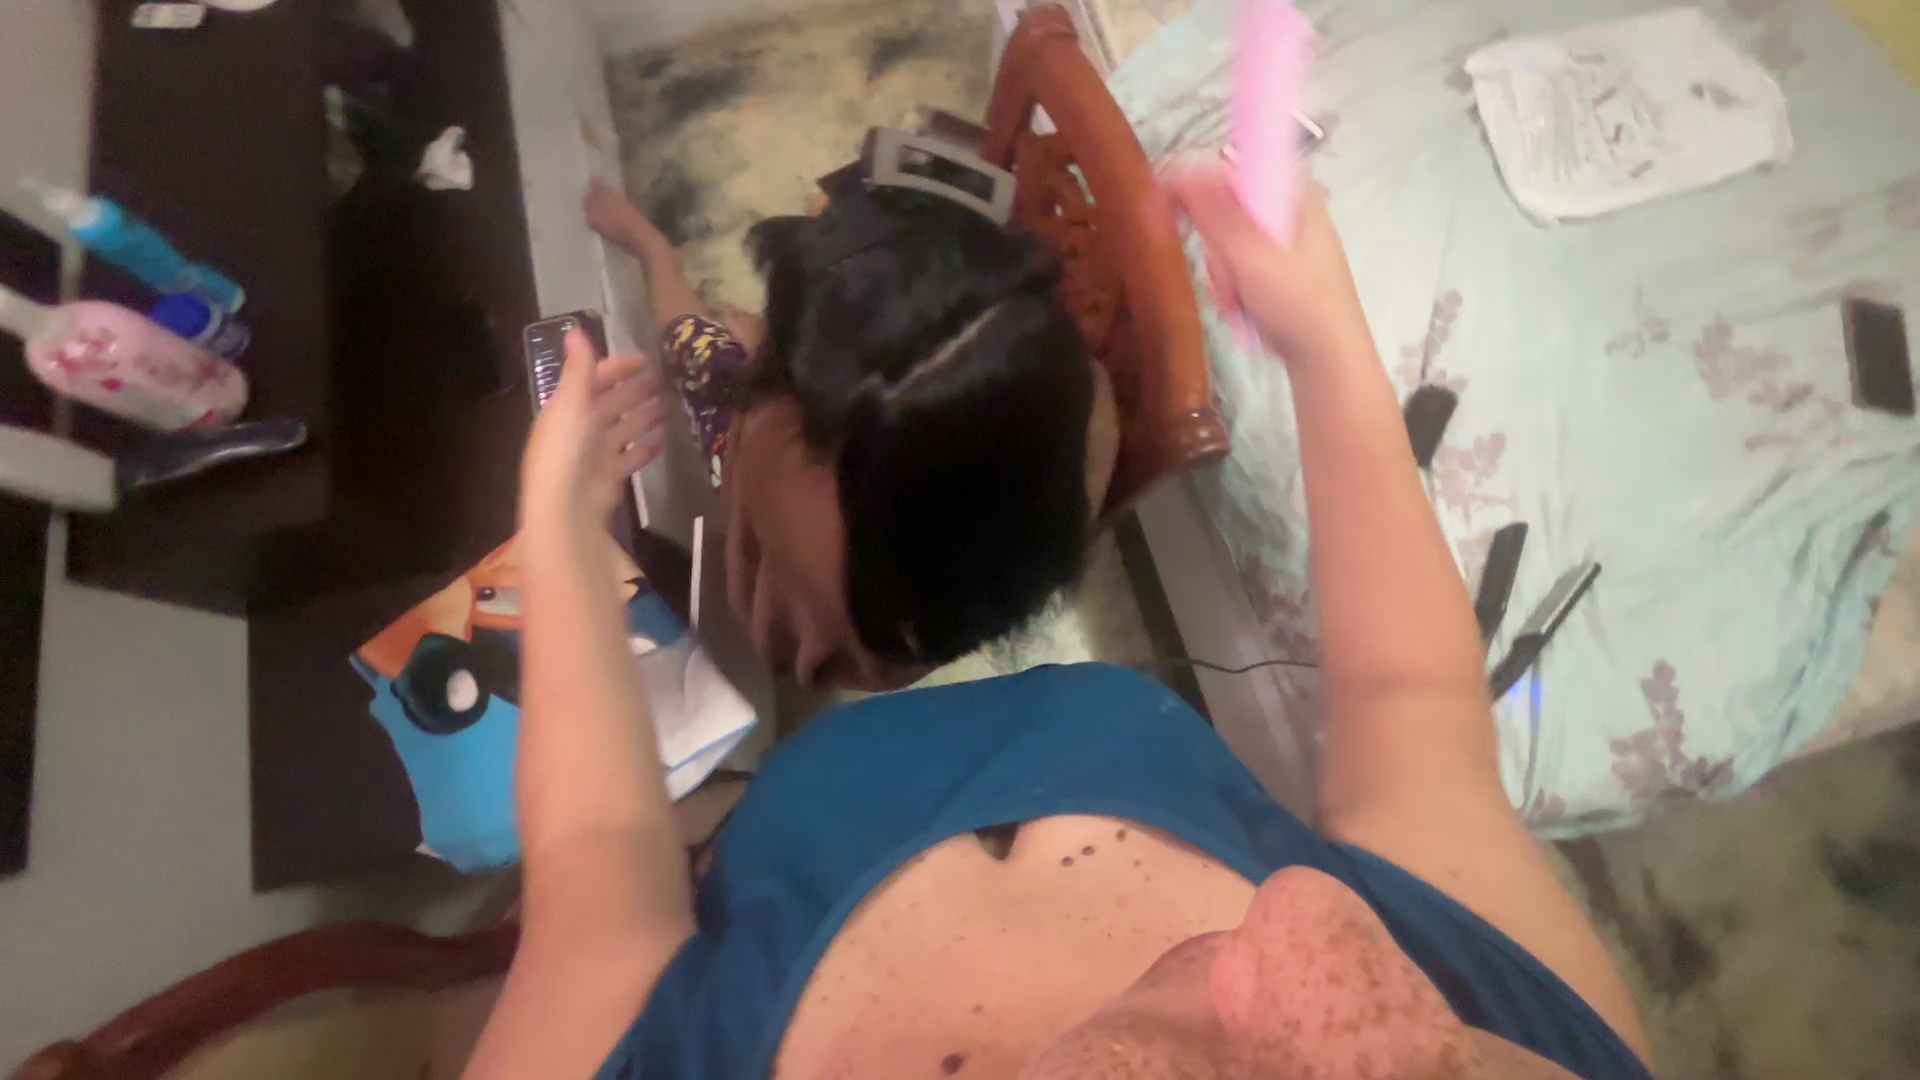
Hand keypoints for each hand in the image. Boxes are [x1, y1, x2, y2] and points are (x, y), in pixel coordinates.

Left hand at [519, 327, 666, 541]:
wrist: (567, 505)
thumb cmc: (568, 450)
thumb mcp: (572, 404)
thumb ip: (579, 369)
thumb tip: (576, 328)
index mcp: (568, 407)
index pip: (594, 379)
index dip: (617, 367)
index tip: (646, 360)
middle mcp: (581, 427)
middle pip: (611, 403)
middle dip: (635, 391)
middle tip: (664, 381)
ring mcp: (596, 453)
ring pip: (624, 428)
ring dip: (644, 416)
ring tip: (668, 408)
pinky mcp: (610, 475)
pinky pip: (631, 457)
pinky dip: (645, 448)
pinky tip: (662, 443)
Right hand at [1163, 161, 1370, 366]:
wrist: (1325, 355)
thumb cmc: (1297, 304)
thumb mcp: (1253, 258)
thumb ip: (1217, 215)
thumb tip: (1181, 169)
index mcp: (1291, 191)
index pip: (1230, 167)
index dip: (1193, 182)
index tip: (1162, 205)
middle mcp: (1286, 206)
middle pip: (1223, 207)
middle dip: (1214, 246)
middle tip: (1225, 276)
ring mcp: (1280, 236)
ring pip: (1224, 239)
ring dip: (1220, 271)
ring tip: (1235, 298)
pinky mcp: (1272, 263)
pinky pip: (1233, 261)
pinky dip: (1228, 282)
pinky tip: (1239, 302)